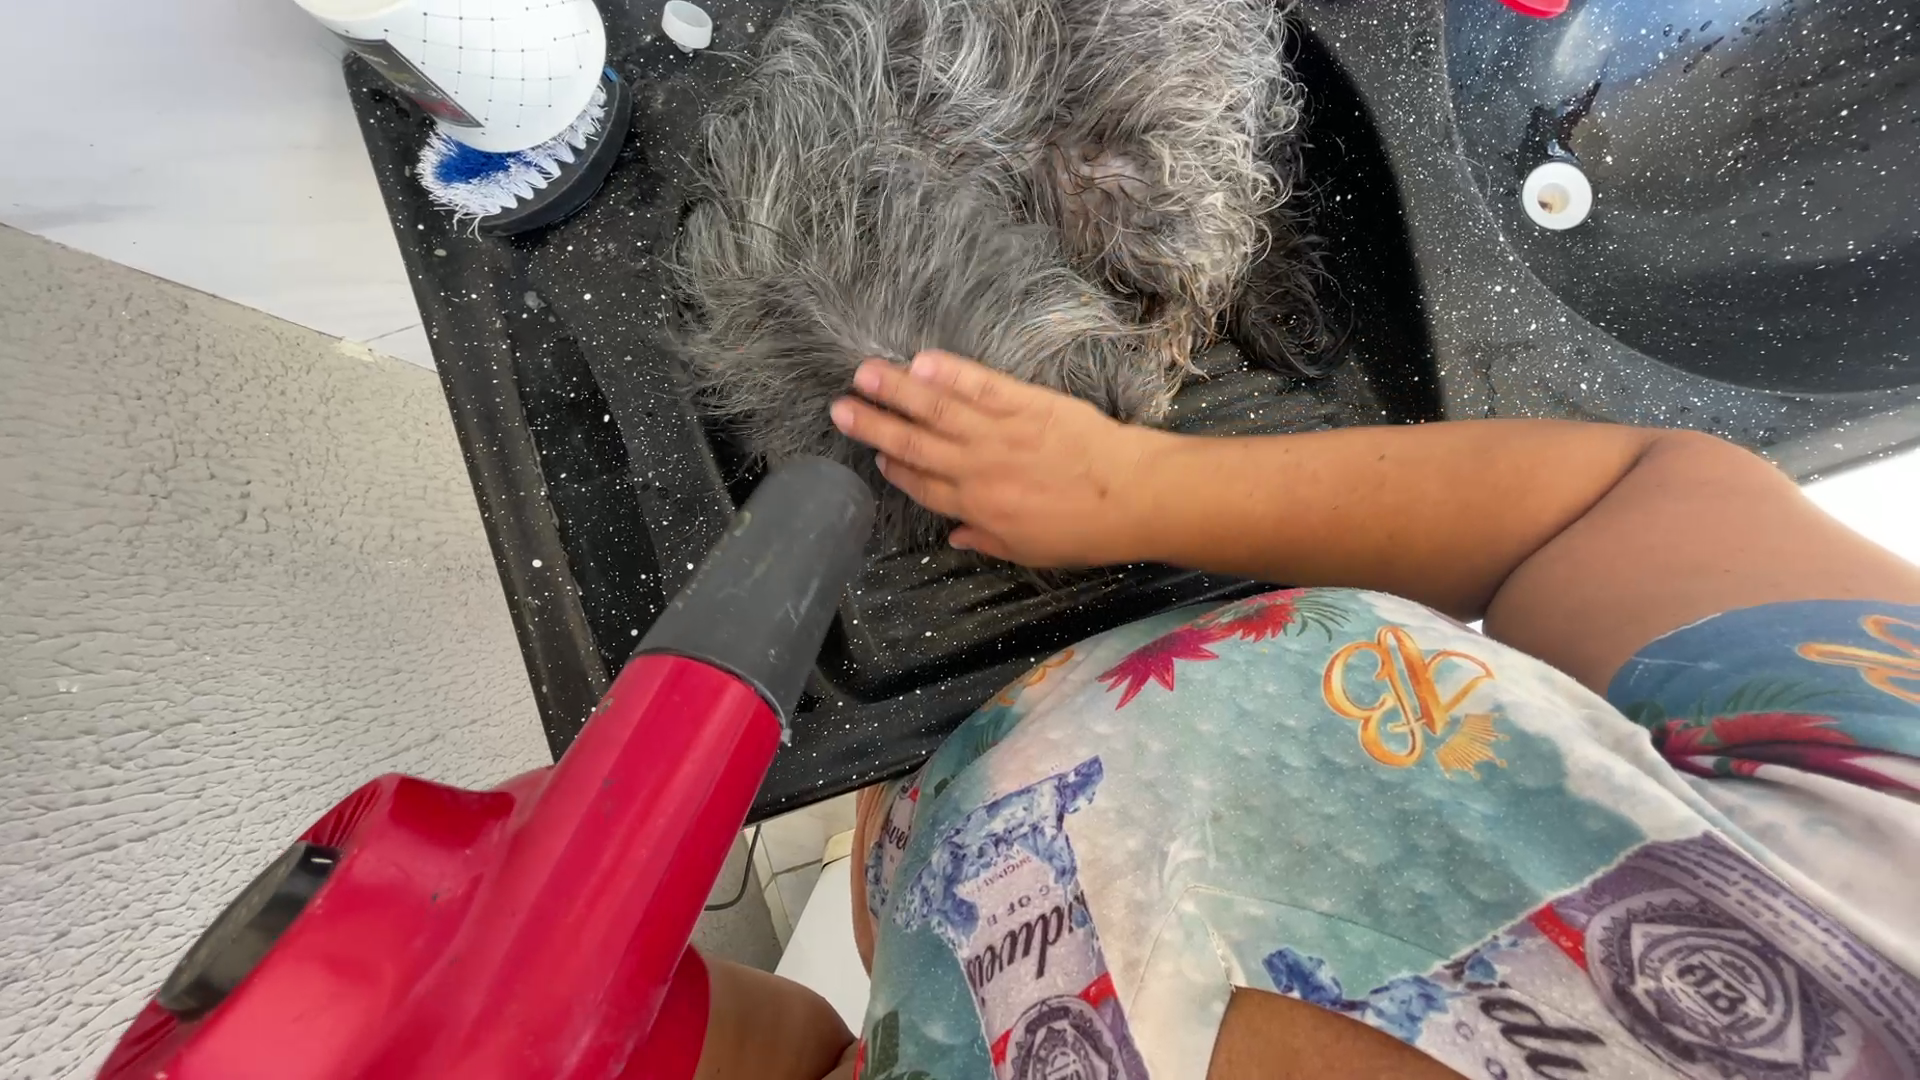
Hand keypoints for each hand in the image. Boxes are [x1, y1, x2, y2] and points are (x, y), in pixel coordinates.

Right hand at [828, 351, 1165, 565]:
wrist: (1132, 496)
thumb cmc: (1084, 530)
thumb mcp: (1030, 550)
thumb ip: (987, 541)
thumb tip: (954, 538)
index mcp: (978, 508)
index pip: (923, 485)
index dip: (896, 469)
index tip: (877, 455)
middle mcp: (977, 468)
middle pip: (915, 444)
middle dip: (874, 426)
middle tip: (840, 408)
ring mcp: (998, 432)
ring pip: (937, 410)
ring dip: (896, 391)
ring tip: (863, 373)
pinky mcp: (1024, 403)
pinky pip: (978, 385)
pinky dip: (948, 372)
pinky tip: (920, 360)